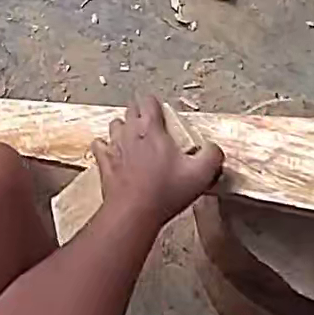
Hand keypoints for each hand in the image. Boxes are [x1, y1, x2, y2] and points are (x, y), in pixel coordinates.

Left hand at [94, 95, 222, 232]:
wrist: (133, 212)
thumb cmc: (165, 191)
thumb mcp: (200, 174)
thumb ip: (212, 156)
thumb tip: (214, 148)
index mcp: (151, 128)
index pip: (149, 101)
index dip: (155, 104)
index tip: (162, 115)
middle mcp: (131, 131)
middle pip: (131, 109)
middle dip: (139, 112)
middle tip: (150, 126)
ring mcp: (114, 145)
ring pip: (115, 124)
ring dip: (122, 127)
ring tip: (132, 138)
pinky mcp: (104, 162)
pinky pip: (99, 146)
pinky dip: (104, 147)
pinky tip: (112, 153)